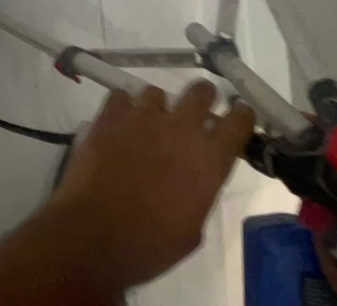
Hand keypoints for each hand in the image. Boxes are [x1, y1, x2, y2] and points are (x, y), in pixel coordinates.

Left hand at [44, 82, 257, 292]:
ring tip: (146, 126)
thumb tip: (193, 177)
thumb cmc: (150, 244)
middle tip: (194, 111)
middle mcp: (181, 129)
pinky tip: (118, 125)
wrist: (95, 234)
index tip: (238, 114)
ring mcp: (143, 117)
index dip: (241, 115)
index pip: (238, 123)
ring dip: (156, 107)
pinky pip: (121, 96)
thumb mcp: (191, 228)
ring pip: (157, 92)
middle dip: (201, 97)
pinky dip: (123, 108)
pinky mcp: (111, 114)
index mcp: (208, 161)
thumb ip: (199, 192)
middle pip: (201, 92)